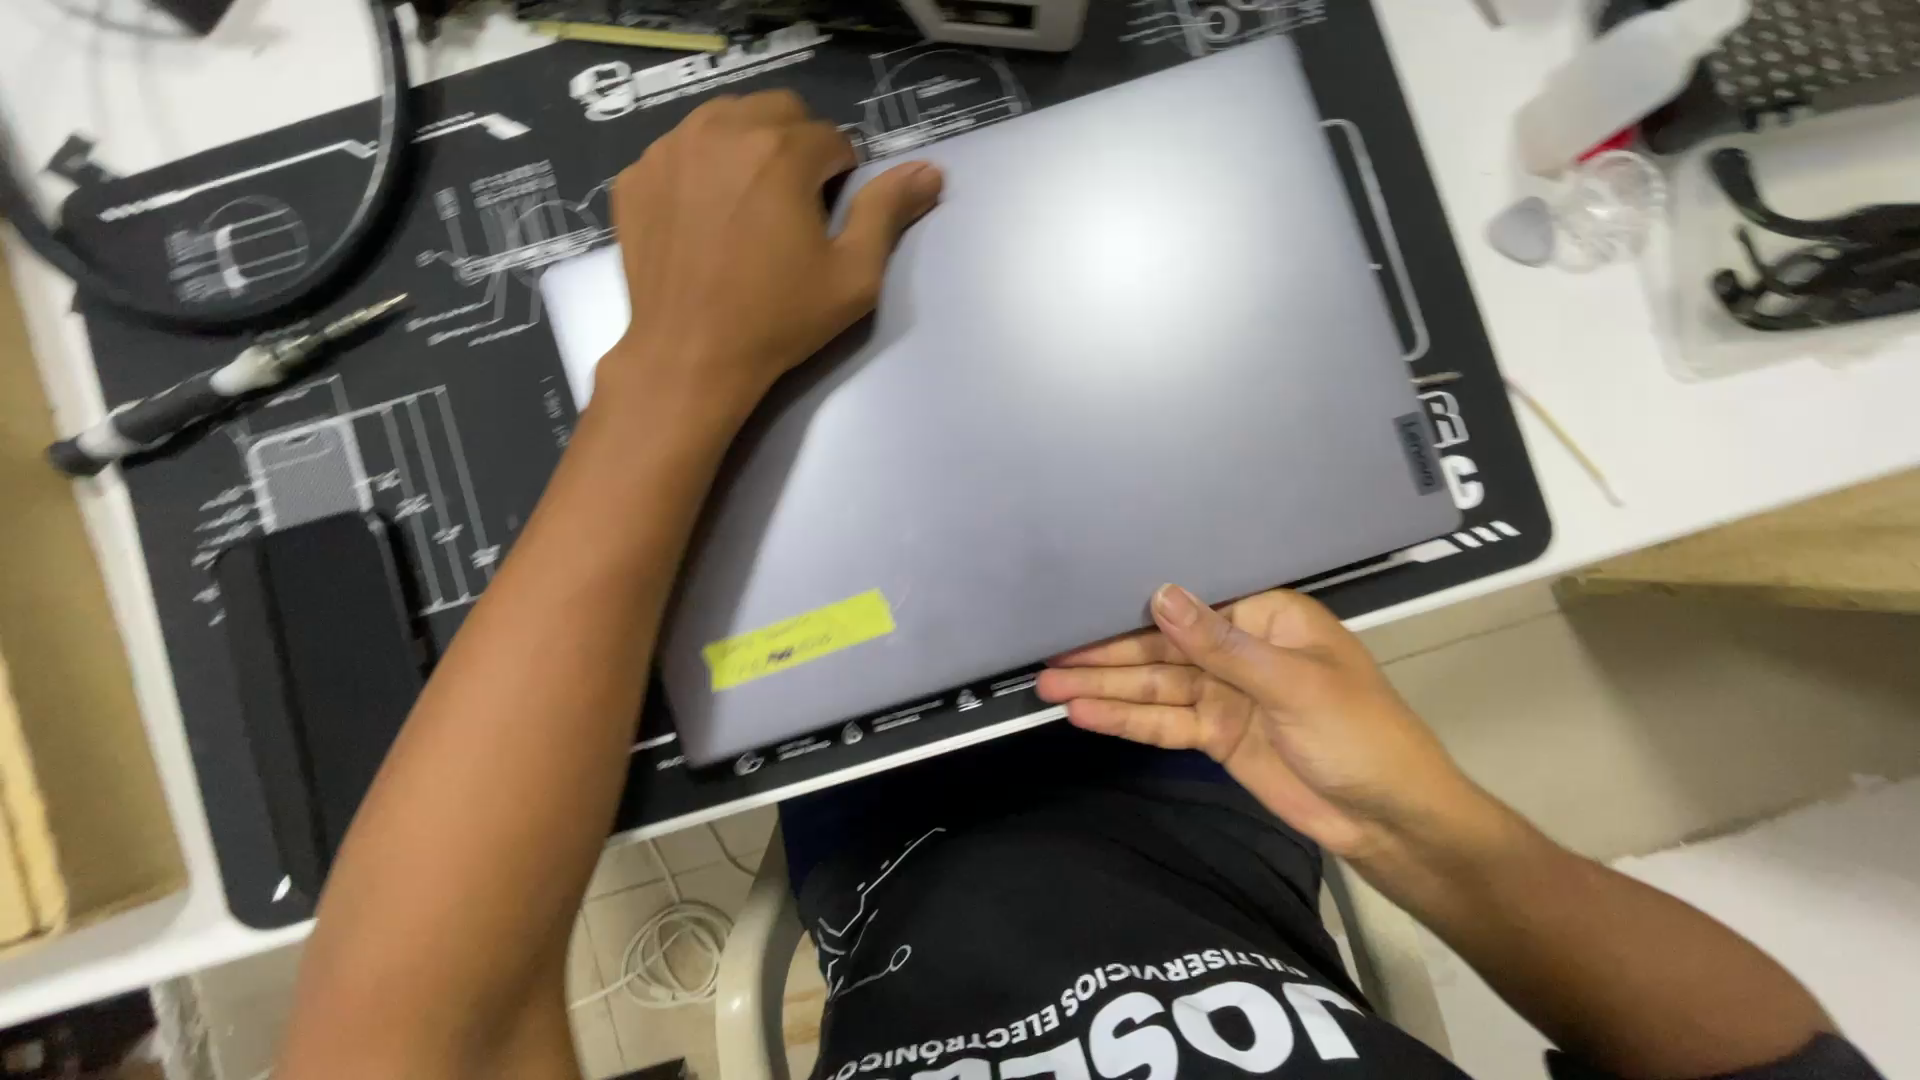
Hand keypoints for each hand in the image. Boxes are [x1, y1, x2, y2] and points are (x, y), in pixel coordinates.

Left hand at [598, 90, 943, 417]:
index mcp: (781, 150)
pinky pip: (680, 150)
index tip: (829, 218)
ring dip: (748, 149)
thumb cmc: (780, 320)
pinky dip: (700, 170)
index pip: (831, 137)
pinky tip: (705, 220)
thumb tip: (931, 170)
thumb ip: (888, 212)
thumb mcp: (853, 275)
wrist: (691, 357)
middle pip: (777, 111)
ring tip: (750, 208)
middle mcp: (721, 129)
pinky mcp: (635, 175)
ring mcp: (669, 149)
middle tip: (793, 207)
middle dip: (796, 147)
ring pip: (724, 120)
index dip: (840, 177)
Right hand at [1036, 585, 1497, 862]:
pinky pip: (1164, 723)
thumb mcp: (1291, 683)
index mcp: (1265, 619)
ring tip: (1049, 689)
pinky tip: (1085, 715)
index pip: (1187, 607)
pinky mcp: (1216, 735)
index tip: (1079, 611)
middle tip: (1048, 661)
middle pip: (1161, 650)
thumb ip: (1219, 643)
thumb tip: (1162, 595)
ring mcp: (1225, 695)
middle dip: (1105, 658)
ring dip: (1105, 690)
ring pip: (1154, 687)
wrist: (1391, 820)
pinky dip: (1127, 720)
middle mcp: (1238, 650)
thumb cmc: (1360, 734)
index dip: (1131, 612)